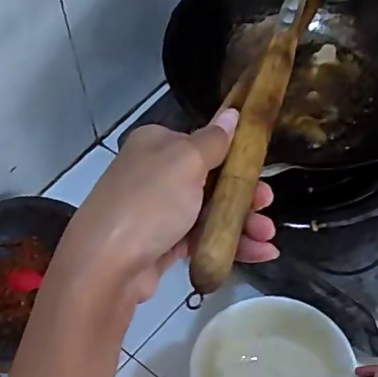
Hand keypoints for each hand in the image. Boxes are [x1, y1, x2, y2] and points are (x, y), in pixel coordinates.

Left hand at [49, 109, 278, 307]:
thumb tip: (233, 113)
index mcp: (159, 146)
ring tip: (268, 238)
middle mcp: (158, 175)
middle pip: (212, 182)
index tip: (262, 173)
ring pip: (211, 214)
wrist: (109, 263)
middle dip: (245, 197)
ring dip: (243, 226)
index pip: (205, 146)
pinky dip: (230, 246)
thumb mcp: (186, 162)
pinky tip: (259, 253)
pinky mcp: (164, 244)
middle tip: (267, 207)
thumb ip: (214, 141)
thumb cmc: (150, 203)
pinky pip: (204, 241)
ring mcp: (160, 212)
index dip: (237, 160)